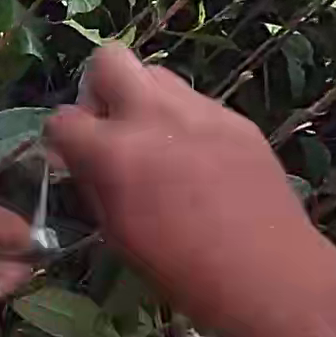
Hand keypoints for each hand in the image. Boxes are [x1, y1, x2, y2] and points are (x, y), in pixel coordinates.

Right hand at [45, 43, 335, 336]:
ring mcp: (199, 110)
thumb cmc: (184, 271)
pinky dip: (182, 119)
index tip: (73, 152)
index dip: (62, 137)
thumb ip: (93, 181)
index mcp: (117, 152)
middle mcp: (153, 115)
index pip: (63, 118)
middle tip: (112, 125)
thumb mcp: (118, 234)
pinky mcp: (234, 116)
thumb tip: (78, 154)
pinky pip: (193, 100)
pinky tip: (198, 158)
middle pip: (109, 59)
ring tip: (157, 140)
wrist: (272, 277)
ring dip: (143, 99)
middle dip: (99, 87)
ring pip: (155, 73)